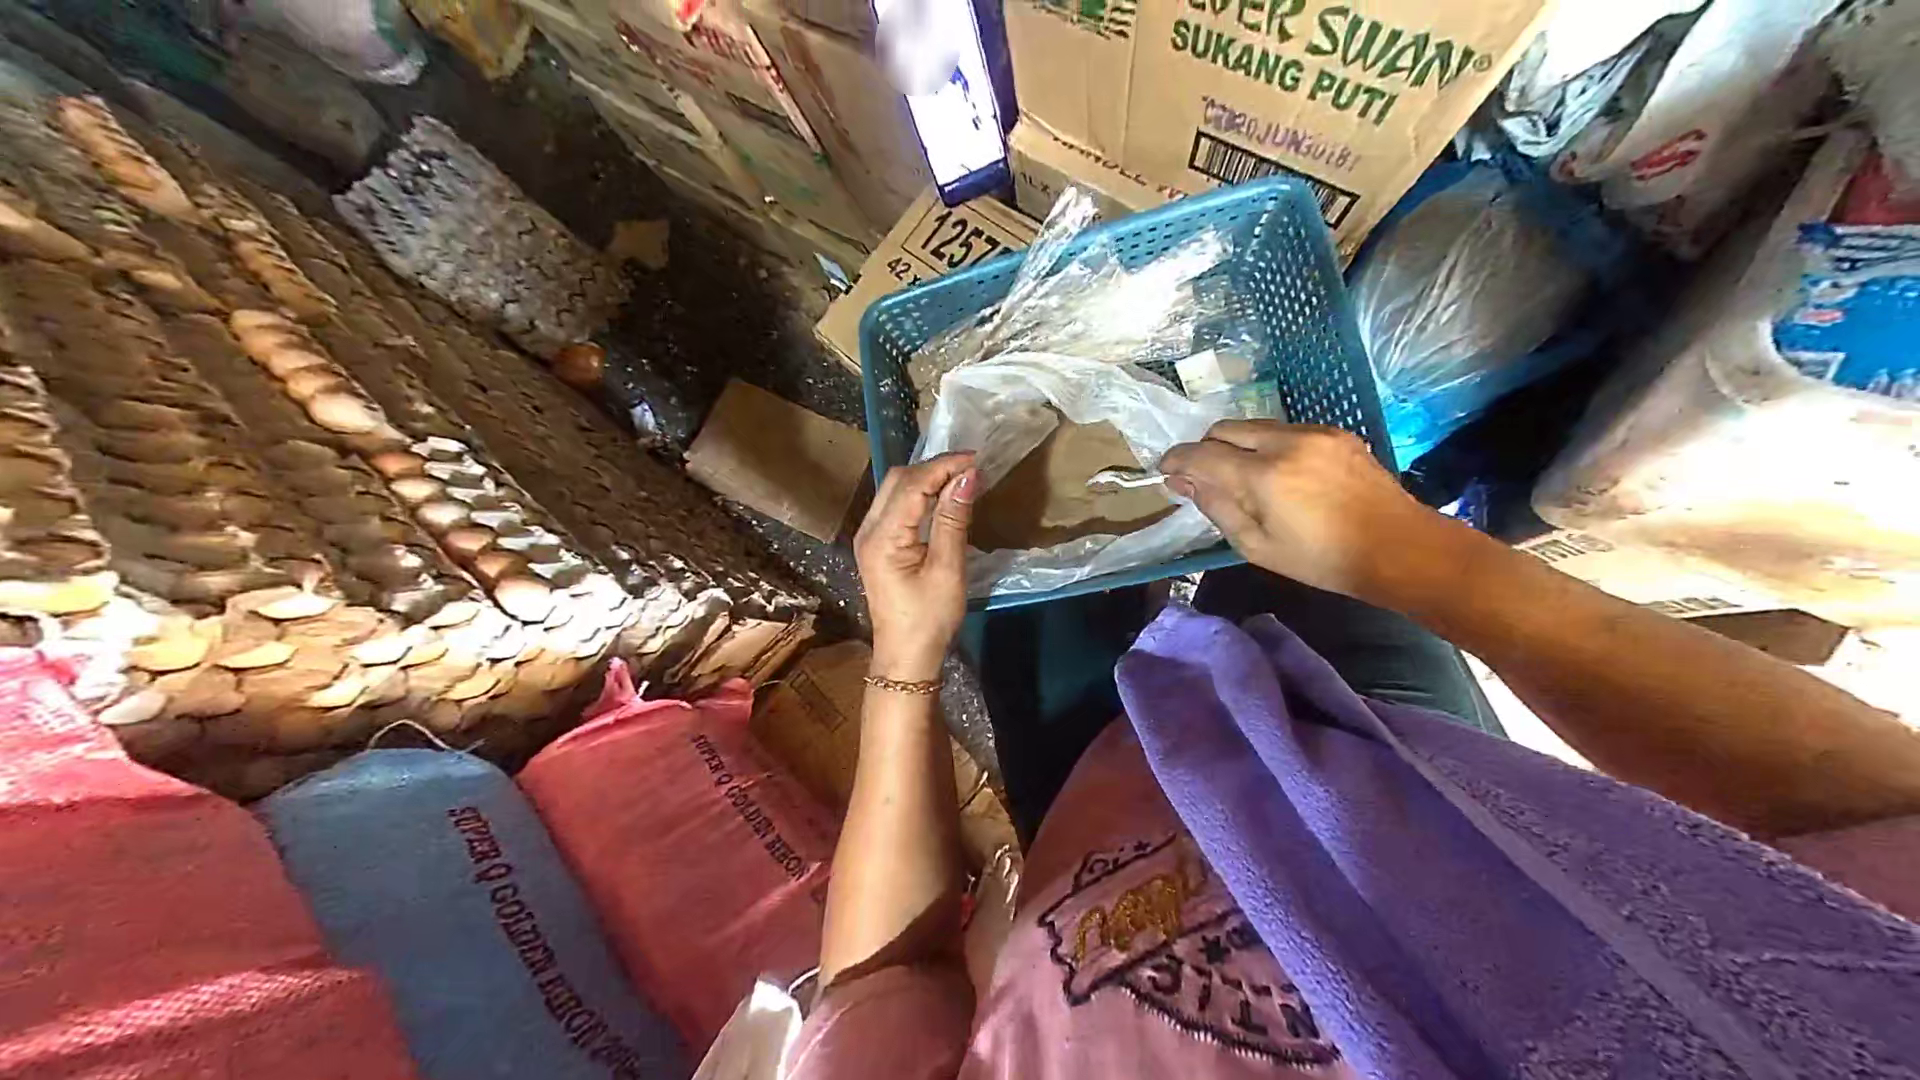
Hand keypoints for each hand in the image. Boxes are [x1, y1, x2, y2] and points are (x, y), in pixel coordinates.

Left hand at [853, 452, 979, 681]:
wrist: (906, 654)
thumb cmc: (930, 617)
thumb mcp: (948, 569)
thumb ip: (954, 519)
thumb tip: (968, 477)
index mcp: (883, 537)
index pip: (913, 484)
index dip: (944, 466)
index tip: (977, 459)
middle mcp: (869, 529)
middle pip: (898, 479)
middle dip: (934, 467)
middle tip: (971, 468)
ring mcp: (869, 536)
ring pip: (895, 488)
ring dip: (927, 478)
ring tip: (961, 477)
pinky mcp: (876, 543)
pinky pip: (895, 504)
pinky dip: (919, 493)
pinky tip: (941, 496)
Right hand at [1158, 421, 1438, 600]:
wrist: (1399, 548)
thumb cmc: (1321, 559)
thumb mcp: (1256, 545)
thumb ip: (1215, 507)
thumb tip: (1182, 481)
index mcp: (1263, 475)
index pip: (1202, 454)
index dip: (1176, 459)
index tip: (1165, 470)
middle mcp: (1285, 442)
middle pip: (1224, 428)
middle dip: (1204, 448)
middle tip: (1202, 475)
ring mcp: (1314, 432)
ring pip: (1253, 425)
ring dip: (1235, 444)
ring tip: (1240, 475)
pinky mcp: (1334, 432)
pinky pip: (1284, 428)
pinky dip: (1266, 444)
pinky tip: (1277, 472)